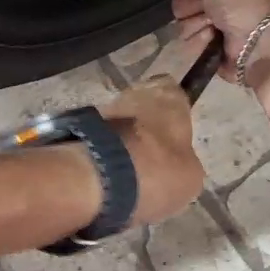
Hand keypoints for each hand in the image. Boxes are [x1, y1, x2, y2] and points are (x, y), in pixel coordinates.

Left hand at [99, 76, 206, 225]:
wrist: (98, 177)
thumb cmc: (157, 169)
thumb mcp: (190, 176)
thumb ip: (185, 161)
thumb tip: (177, 165)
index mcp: (168, 95)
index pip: (176, 93)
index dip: (176, 116)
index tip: (176, 139)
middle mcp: (135, 91)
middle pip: (145, 108)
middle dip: (147, 130)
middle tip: (153, 160)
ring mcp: (104, 107)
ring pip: (121, 124)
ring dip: (124, 143)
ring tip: (130, 176)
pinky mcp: (79, 128)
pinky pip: (100, 142)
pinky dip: (104, 156)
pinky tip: (110, 179)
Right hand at [167, 0, 269, 85]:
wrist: (261, 45)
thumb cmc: (242, 2)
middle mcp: (218, 1)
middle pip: (181, 0)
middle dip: (189, 4)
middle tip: (205, 6)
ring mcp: (214, 26)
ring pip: (182, 23)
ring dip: (195, 24)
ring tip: (213, 26)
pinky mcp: (210, 50)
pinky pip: (190, 43)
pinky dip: (201, 42)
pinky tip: (214, 41)